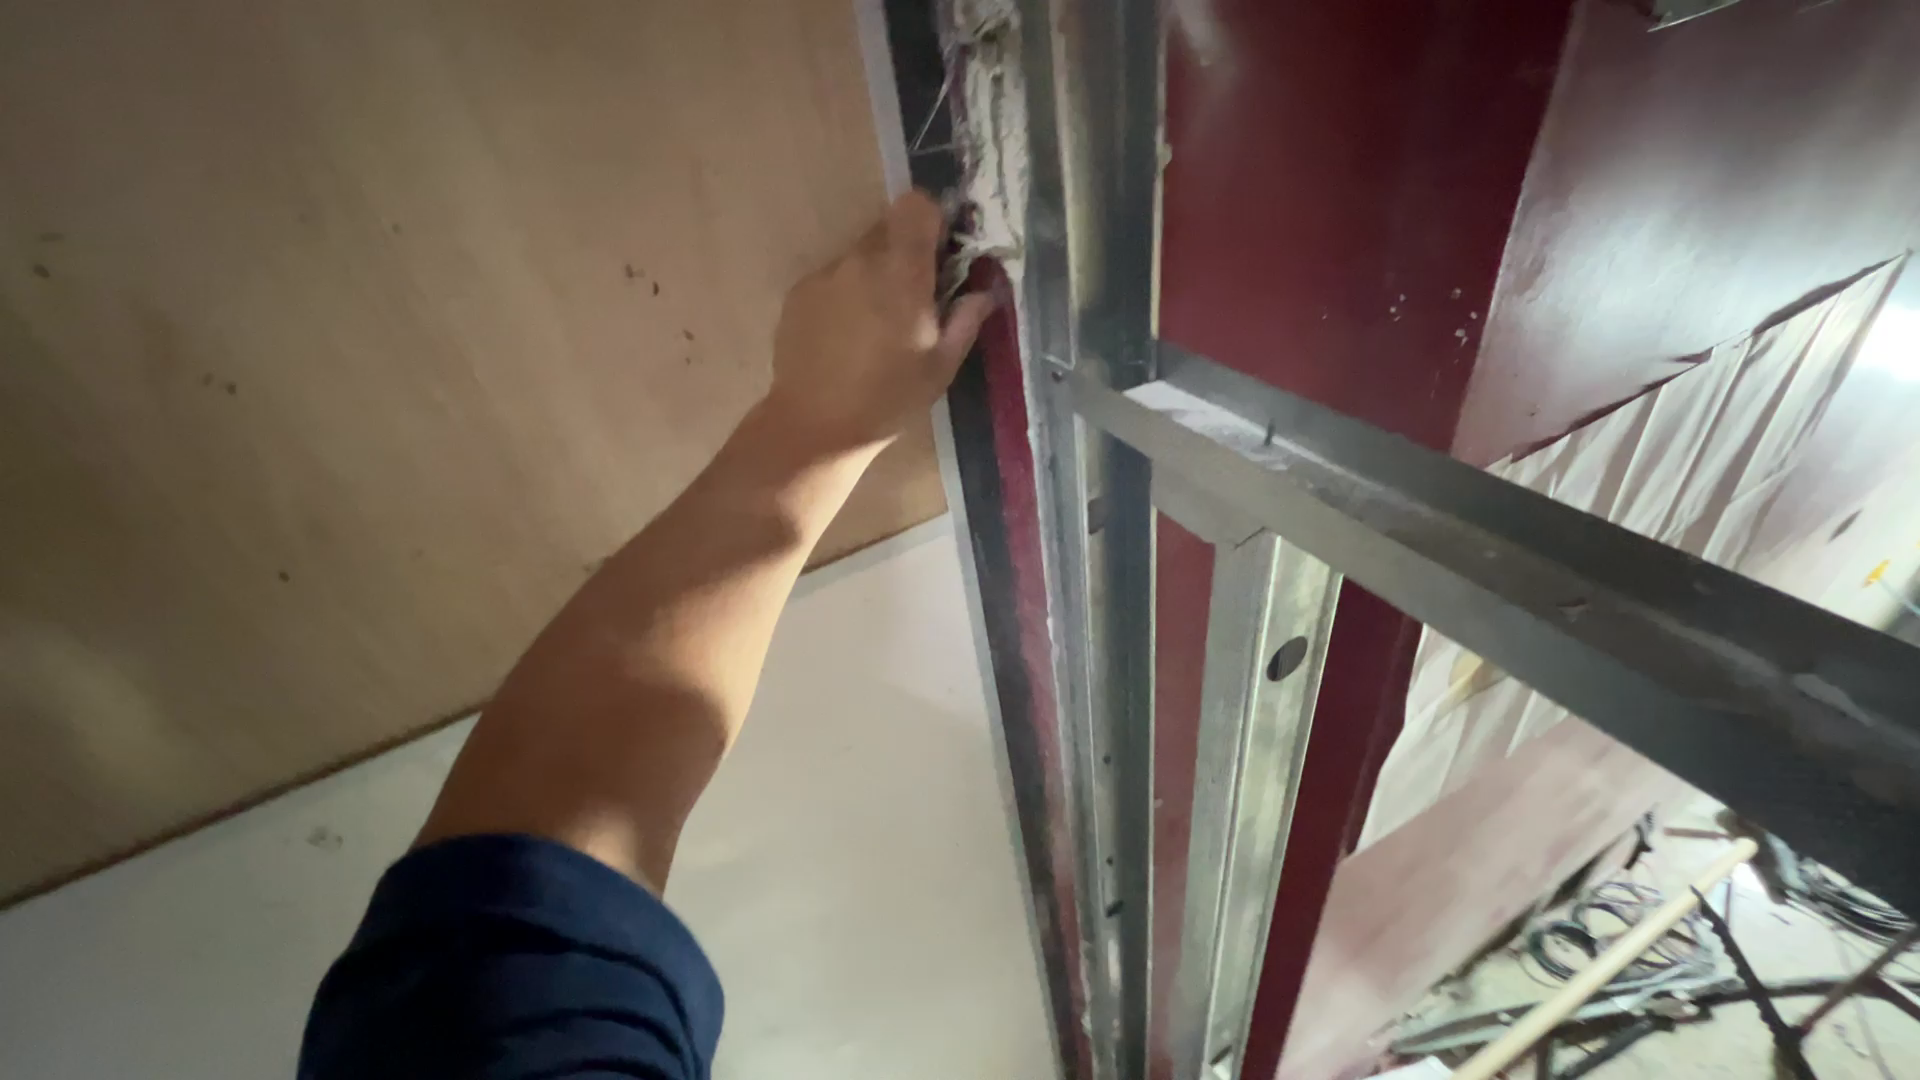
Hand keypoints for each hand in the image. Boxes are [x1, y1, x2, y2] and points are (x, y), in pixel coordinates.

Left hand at [765, 190, 994, 454]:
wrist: (815, 425)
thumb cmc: (888, 399)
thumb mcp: (941, 367)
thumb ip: (966, 320)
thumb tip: (986, 291)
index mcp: (902, 273)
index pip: (917, 206)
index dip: (932, 222)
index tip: (940, 255)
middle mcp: (860, 260)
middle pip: (888, 228)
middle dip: (906, 252)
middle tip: (914, 299)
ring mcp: (825, 275)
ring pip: (859, 255)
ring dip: (875, 276)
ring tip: (876, 327)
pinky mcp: (799, 293)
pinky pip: (833, 278)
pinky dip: (846, 295)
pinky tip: (846, 339)